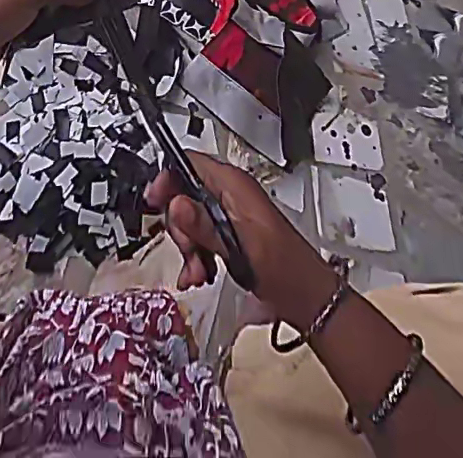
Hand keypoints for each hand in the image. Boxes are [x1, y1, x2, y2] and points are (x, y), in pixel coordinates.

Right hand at [145, 152, 338, 327]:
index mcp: (234, 185)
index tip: (155, 202)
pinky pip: (200, 233)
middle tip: (188, 250)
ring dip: (187, 245)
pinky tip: (199, 272)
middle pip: (184, 193)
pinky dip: (196, 253)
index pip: (189, 163)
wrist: (307, 298)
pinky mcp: (230, 230)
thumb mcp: (240, 247)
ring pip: (189, 216)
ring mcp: (230, 212)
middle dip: (179, 225)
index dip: (167, 179)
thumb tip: (177, 204)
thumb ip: (205, 225)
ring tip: (197, 269)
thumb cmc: (286, 269)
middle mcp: (230, 193)